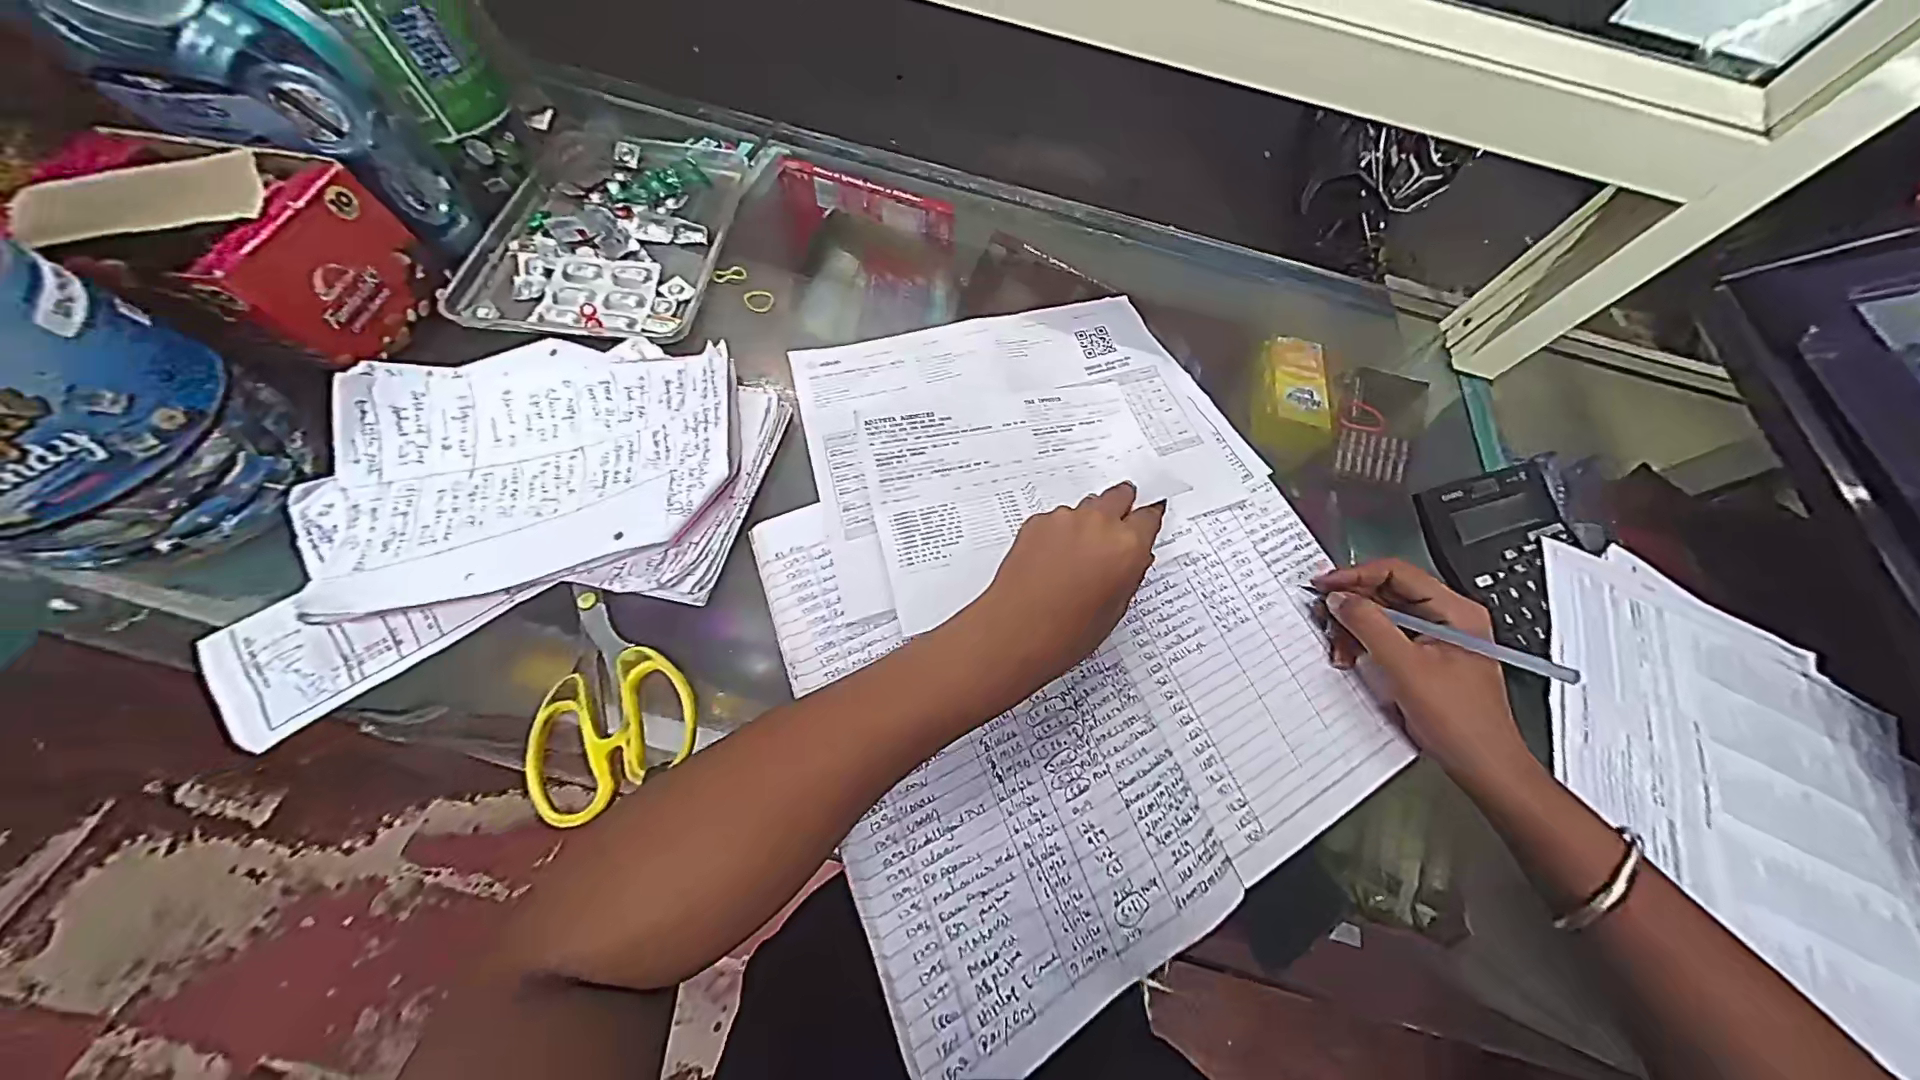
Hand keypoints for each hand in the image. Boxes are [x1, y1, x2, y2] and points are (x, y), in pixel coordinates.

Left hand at [952, 482, 1164, 700]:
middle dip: (1119, 508)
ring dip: (1085, 524)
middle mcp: (1098, 523)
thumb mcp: (1115, 608)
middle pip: (1118, 496)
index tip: (1144, 523)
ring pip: (1085, 508)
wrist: (1016, 630)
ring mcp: (1065, 519)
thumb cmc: (1065, 631)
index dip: (1146, 521)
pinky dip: (1057, 532)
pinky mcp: (1036, 522)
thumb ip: (1129, 573)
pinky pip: (1055, 519)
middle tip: (1115, 526)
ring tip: (1076, 556)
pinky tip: (1051, 560)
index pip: (1149, 516)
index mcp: (1127, 545)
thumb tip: (1131, 560)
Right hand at [1313, 558, 1532, 782]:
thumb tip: (1340, 598)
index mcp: (1455, 612)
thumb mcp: (1405, 667)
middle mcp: (1446, 619)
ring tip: (1341, 647)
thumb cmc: (1462, 722)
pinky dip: (1361, 643)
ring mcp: (1433, 638)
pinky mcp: (1420, 656)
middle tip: (1326, 616)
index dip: (1355, 575)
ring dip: (1352, 628)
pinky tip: (1352, 657)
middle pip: (1385, 592)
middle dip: (1351, 606)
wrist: (1480, 763)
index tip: (1325, 585)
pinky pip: (1382, 636)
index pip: (1396, 572)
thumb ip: (1369, 625)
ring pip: (1379, 615)